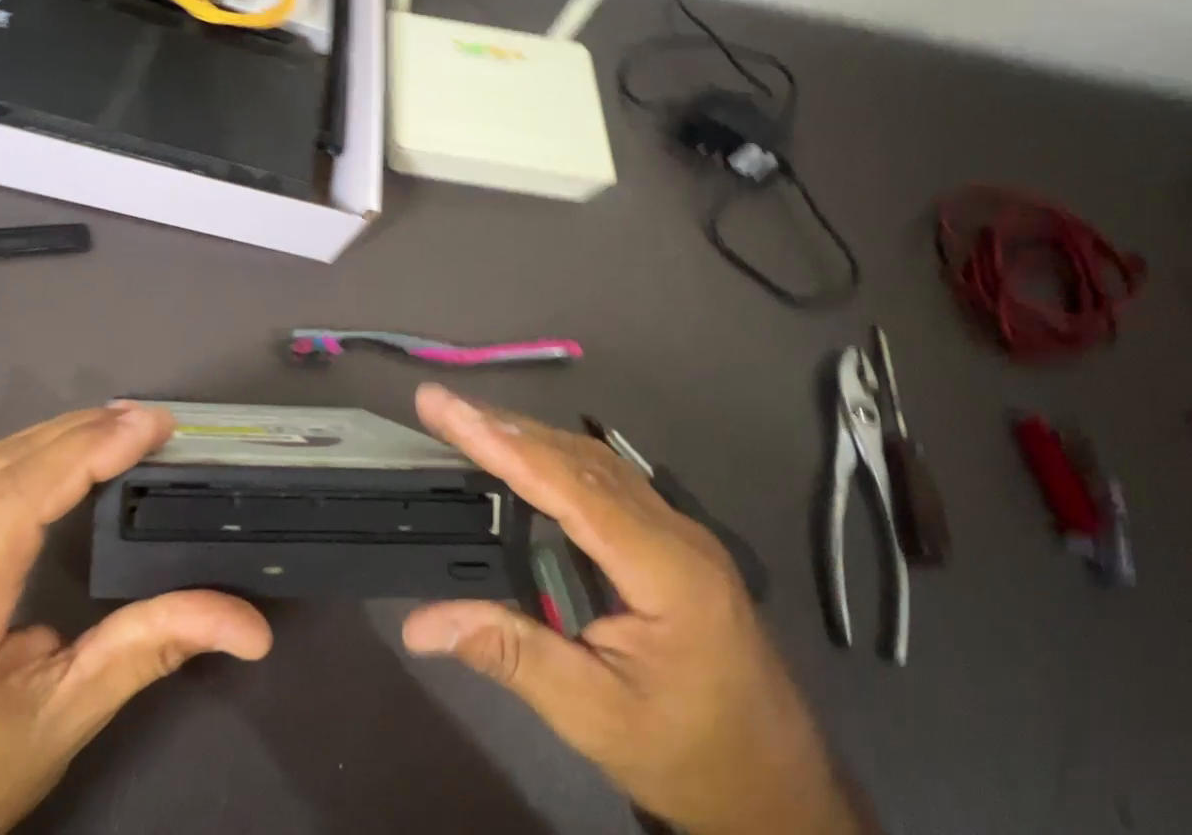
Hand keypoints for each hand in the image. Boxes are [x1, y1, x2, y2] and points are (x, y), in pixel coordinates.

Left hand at [0, 403, 272, 834]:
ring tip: (116, 422)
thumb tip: (248, 625)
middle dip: (77, 435)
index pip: (14, 505)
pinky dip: (21, 457)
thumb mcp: (67, 717)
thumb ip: (150, 650)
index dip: (84, 454)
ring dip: (50, 437)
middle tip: (148, 418)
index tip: (149, 425)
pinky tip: (62, 449)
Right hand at [404, 385, 871, 834]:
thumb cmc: (687, 752)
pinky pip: (607, 486)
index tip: (446, 410)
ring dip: (530, 438)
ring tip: (467, 421)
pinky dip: (554, 462)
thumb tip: (420, 625)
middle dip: (507, 427)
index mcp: (667, 571)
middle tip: (440, 405)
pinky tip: (524, 460)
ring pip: (597, 465)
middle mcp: (677, 536)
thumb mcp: (592, 713)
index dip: (505, 446)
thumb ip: (511, 654)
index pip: (573, 488)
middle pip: (583, 461)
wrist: (772, 787)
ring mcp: (680, 537)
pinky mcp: (671, 548)